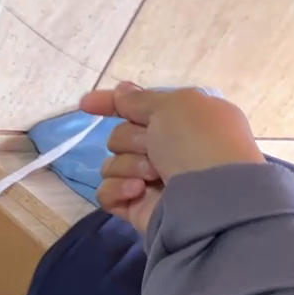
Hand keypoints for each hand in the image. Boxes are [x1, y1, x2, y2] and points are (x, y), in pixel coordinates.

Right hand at [79, 82, 263, 234]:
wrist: (208, 197)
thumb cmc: (198, 143)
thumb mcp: (174, 105)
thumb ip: (139, 99)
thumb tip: (119, 90)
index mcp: (181, 121)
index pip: (137, 107)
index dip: (112, 104)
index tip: (85, 104)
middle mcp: (166, 148)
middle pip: (119, 137)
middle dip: (130, 141)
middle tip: (152, 149)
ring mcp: (150, 178)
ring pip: (112, 164)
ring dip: (128, 166)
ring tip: (151, 176)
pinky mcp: (134, 204)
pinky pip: (106, 191)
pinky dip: (118, 189)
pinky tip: (138, 191)